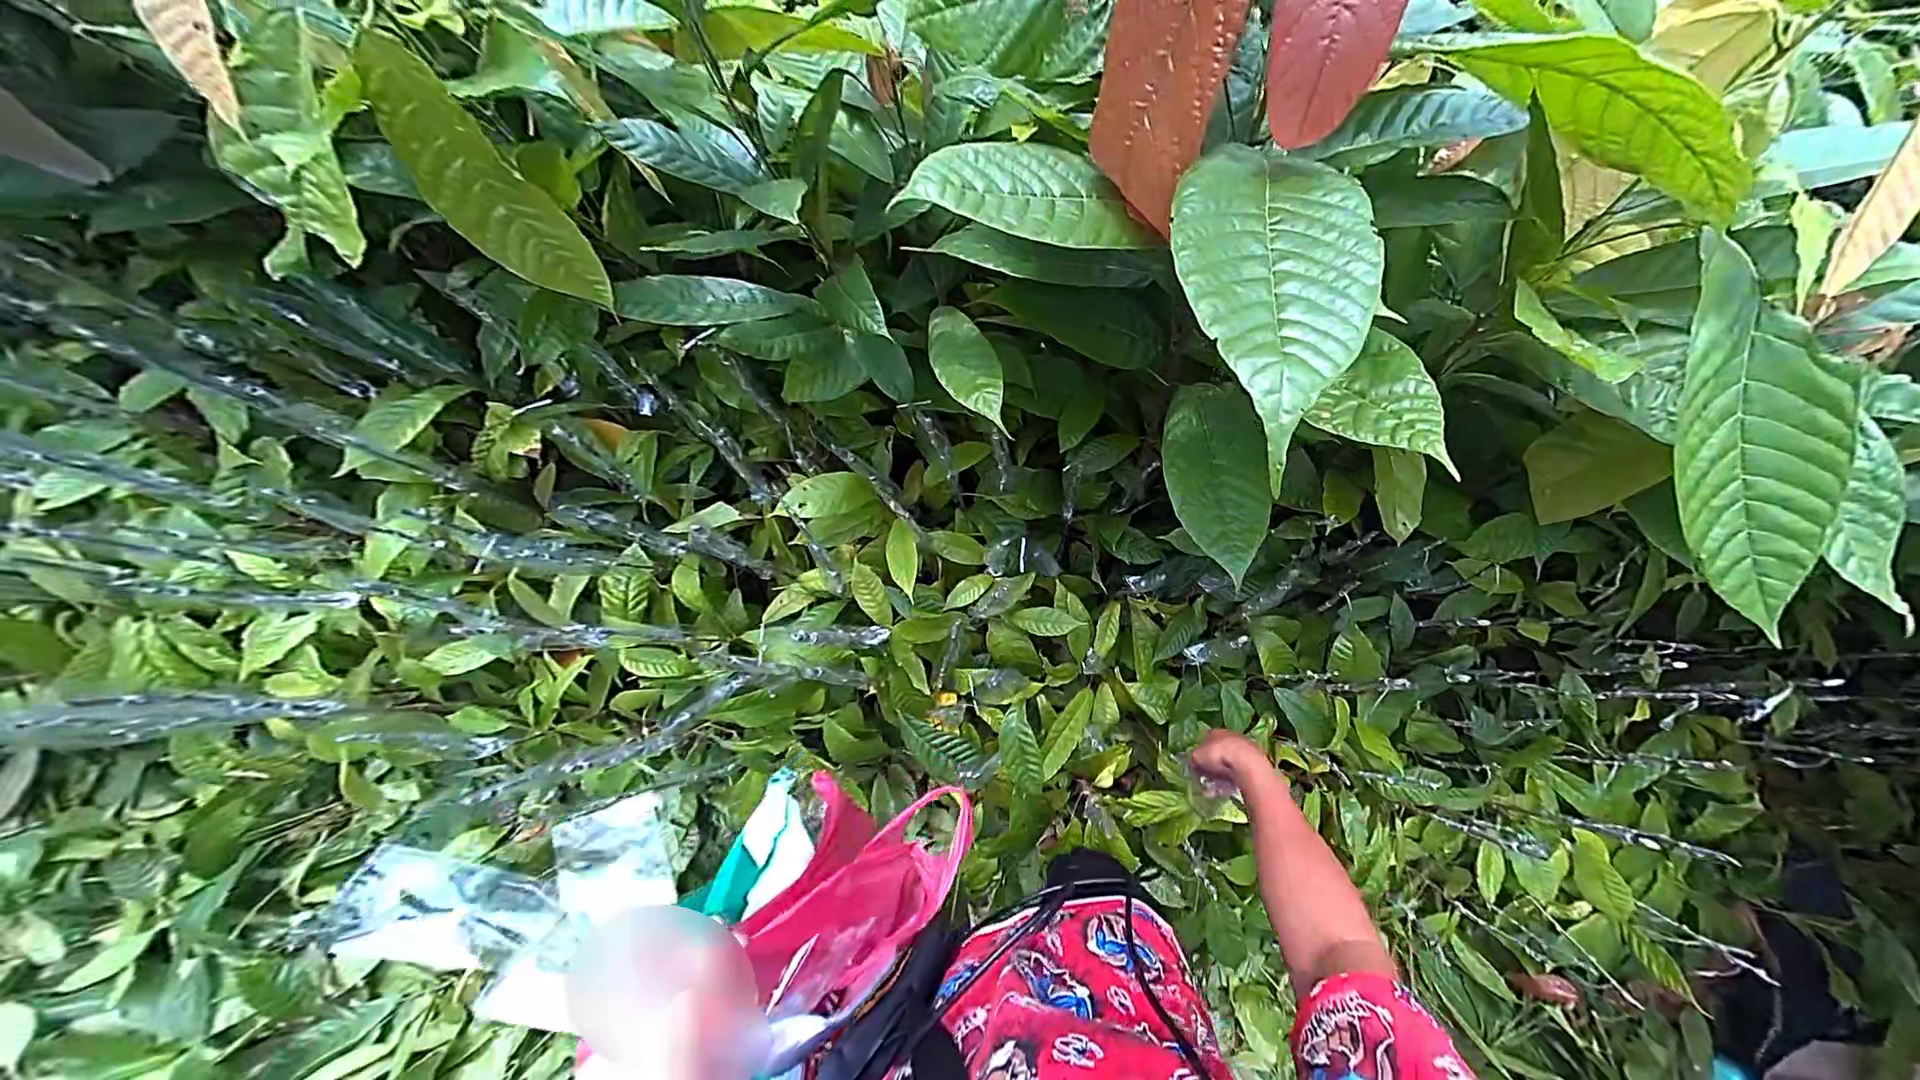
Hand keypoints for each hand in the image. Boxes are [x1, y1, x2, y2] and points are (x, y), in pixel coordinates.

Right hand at [1190, 729, 1280, 789]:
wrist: (1247, 764)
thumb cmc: (1218, 756)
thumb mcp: (1197, 757)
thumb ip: (1193, 760)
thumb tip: (1194, 765)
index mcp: (1215, 732)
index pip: (1204, 741)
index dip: (1200, 755)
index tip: (1197, 767)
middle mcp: (1230, 736)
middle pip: (1218, 752)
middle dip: (1212, 767)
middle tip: (1207, 780)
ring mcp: (1245, 748)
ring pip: (1230, 763)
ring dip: (1223, 776)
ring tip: (1217, 789)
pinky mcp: (1256, 761)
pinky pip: (1240, 772)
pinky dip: (1234, 780)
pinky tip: (1229, 789)